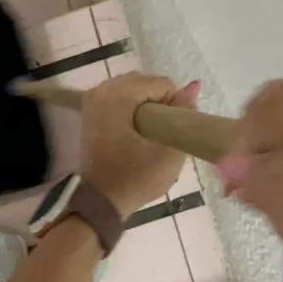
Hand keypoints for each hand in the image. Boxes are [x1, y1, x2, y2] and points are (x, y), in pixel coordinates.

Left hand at [81, 73, 198, 216]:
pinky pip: (117, 97)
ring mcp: (92, 100)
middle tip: (159, 131)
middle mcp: (101, 90)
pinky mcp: (88, 112)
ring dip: (145, 103)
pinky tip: (135, 129)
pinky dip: (130, 107)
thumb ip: (184, 113)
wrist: (100, 199)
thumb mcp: (169, 151)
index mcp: (118, 96)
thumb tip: (193, 85)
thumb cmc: (136, 178)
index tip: (168, 130)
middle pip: (144, 81)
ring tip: (149, 131)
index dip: (173, 104)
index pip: (161, 83)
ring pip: (131, 87)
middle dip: (158, 101)